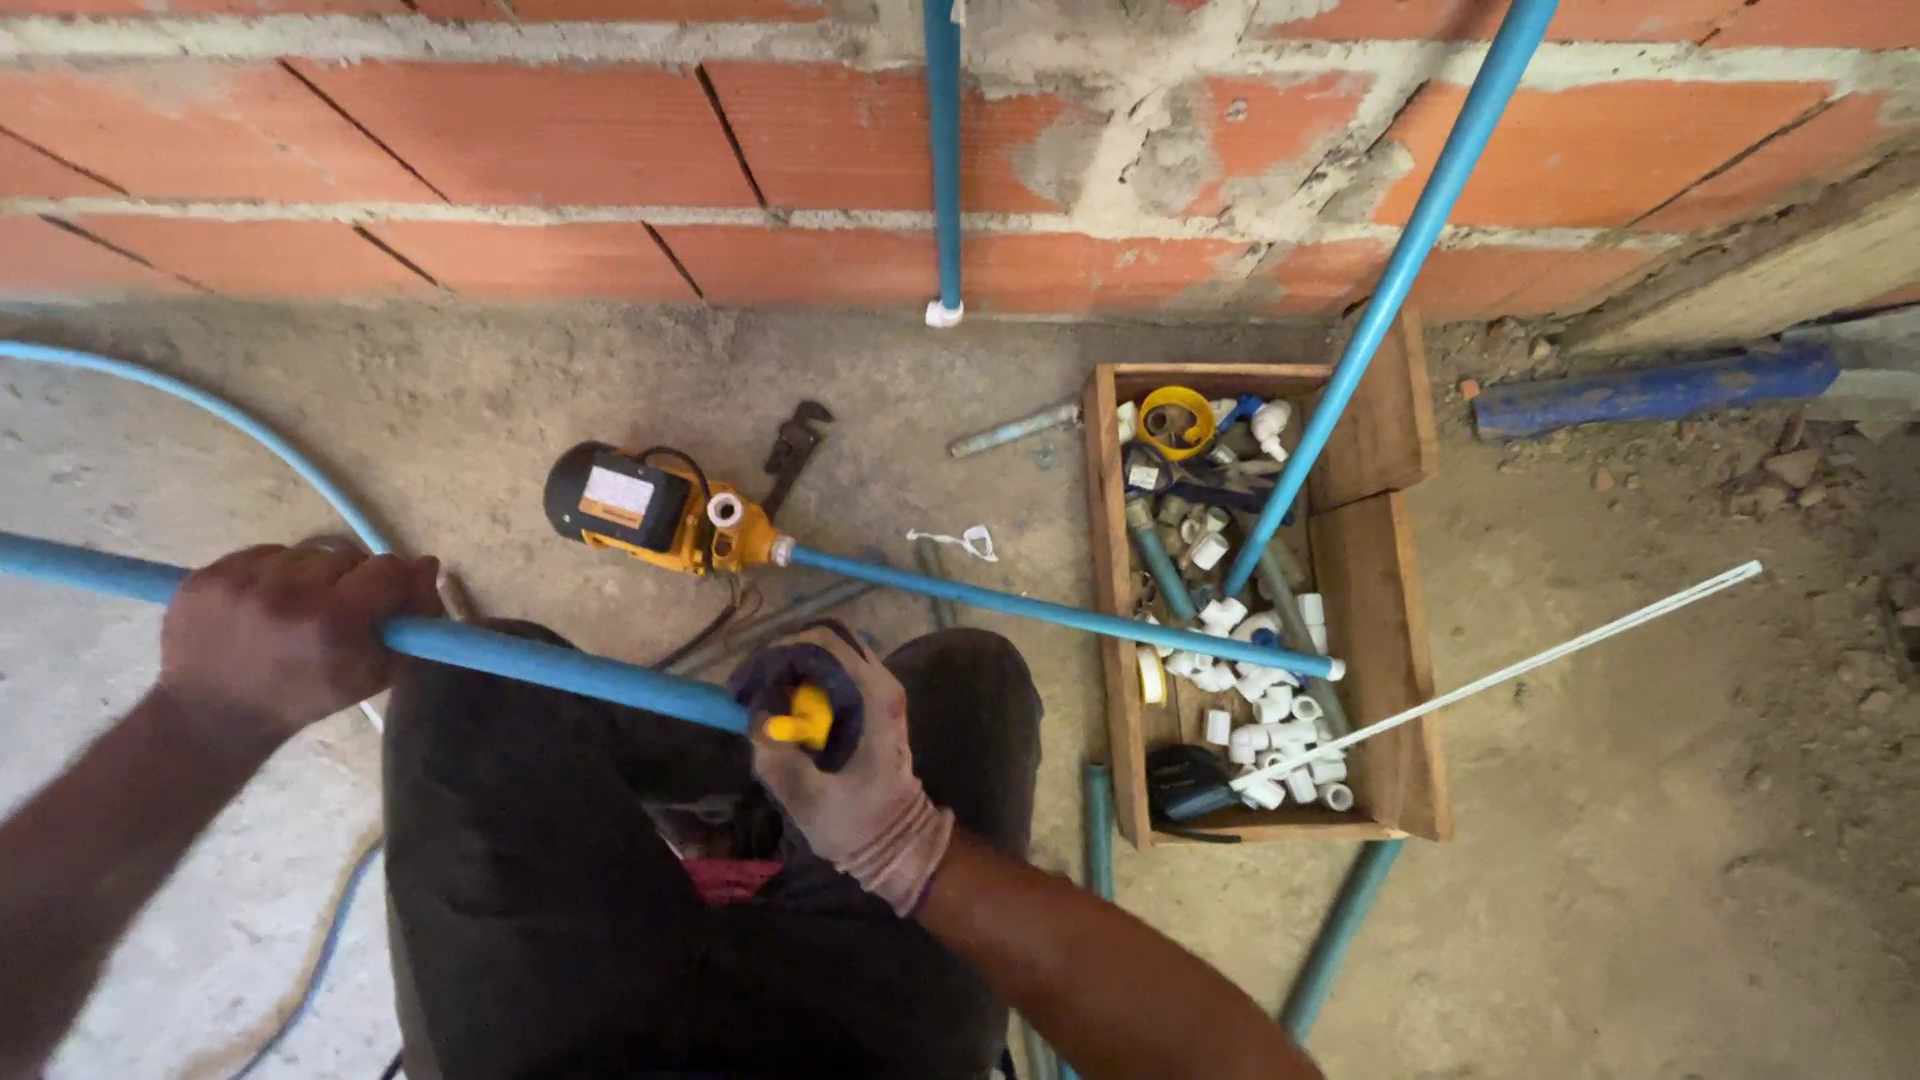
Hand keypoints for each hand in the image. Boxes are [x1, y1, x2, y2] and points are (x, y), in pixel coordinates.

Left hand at [155, 544, 441, 740]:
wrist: (213, 714)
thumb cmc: (311, 694)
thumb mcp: (384, 670)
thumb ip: (418, 616)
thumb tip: (427, 565)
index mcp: (334, 619)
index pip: (389, 566)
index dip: (395, 580)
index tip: (387, 597)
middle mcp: (287, 592)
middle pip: (348, 555)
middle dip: (353, 578)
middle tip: (342, 607)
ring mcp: (240, 582)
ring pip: (306, 553)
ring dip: (314, 574)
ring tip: (302, 605)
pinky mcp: (206, 576)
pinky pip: (265, 553)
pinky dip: (276, 571)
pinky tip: (269, 601)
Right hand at [746, 626, 952, 914]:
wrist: (899, 841)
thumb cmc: (860, 824)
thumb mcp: (811, 801)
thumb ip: (780, 760)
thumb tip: (758, 717)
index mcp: (875, 697)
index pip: (826, 643)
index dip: (781, 651)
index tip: (750, 683)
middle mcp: (881, 682)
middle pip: (827, 639)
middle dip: (782, 655)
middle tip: (749, 688)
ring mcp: (878, 688)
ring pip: (828, 651)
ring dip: (790, 666)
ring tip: (759, 698)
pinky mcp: (869, 700)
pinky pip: (831, 671)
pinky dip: (801, 679)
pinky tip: (779, 708)